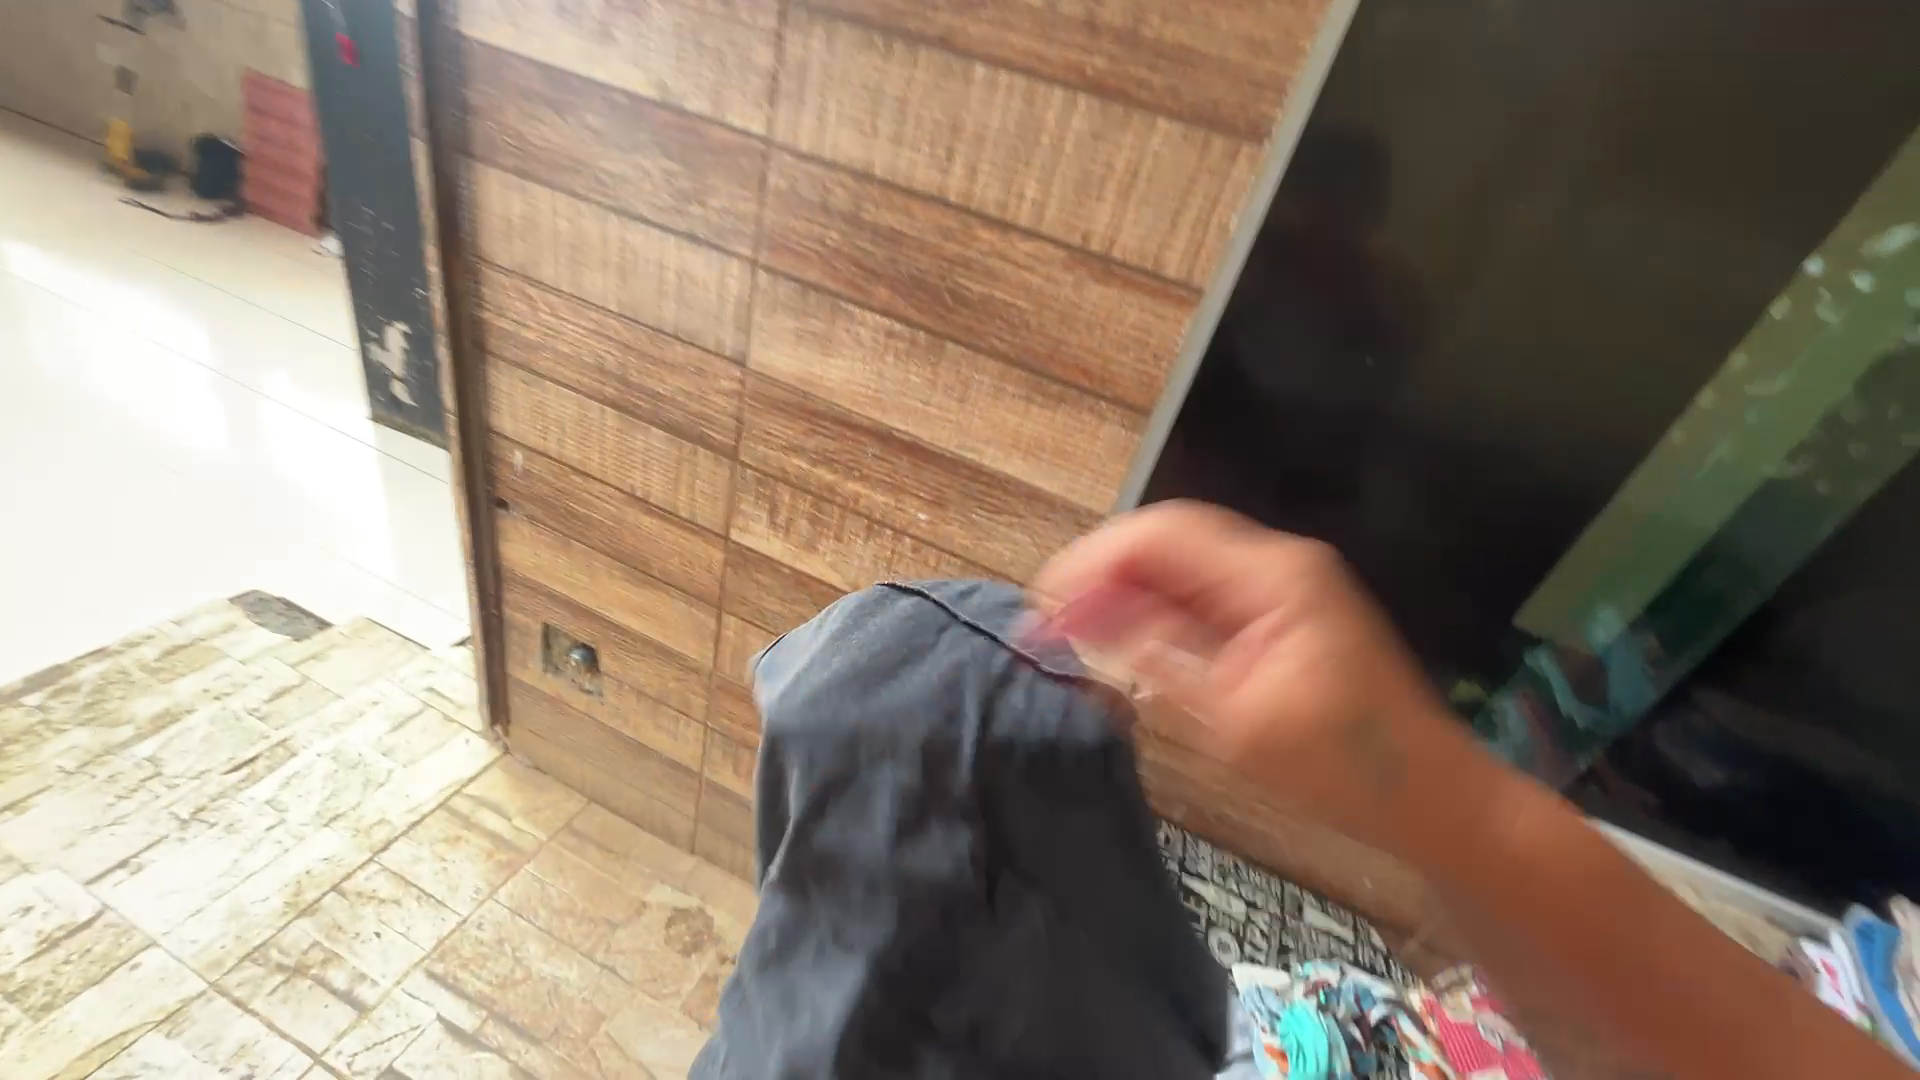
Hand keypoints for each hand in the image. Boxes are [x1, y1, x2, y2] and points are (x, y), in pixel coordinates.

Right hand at [1031, 501, 1509, 862]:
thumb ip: (1164, 658)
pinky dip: (1150, 615)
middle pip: (1166, 544)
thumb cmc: (1346, 768)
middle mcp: (1272, 566)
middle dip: (1100, 575)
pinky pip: (1195, 600)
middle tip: (1046, 619)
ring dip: (1119, 594)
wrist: (1431, 800)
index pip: (1164, 536)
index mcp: (1273, 576)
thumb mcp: (1241, 719)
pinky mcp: (1270, 619)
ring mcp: (1274, 590)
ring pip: (1175, 570)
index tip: (1045, 600)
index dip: (1096, 559)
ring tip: (1067, 630)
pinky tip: (1116, 639)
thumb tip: (1090, 618)